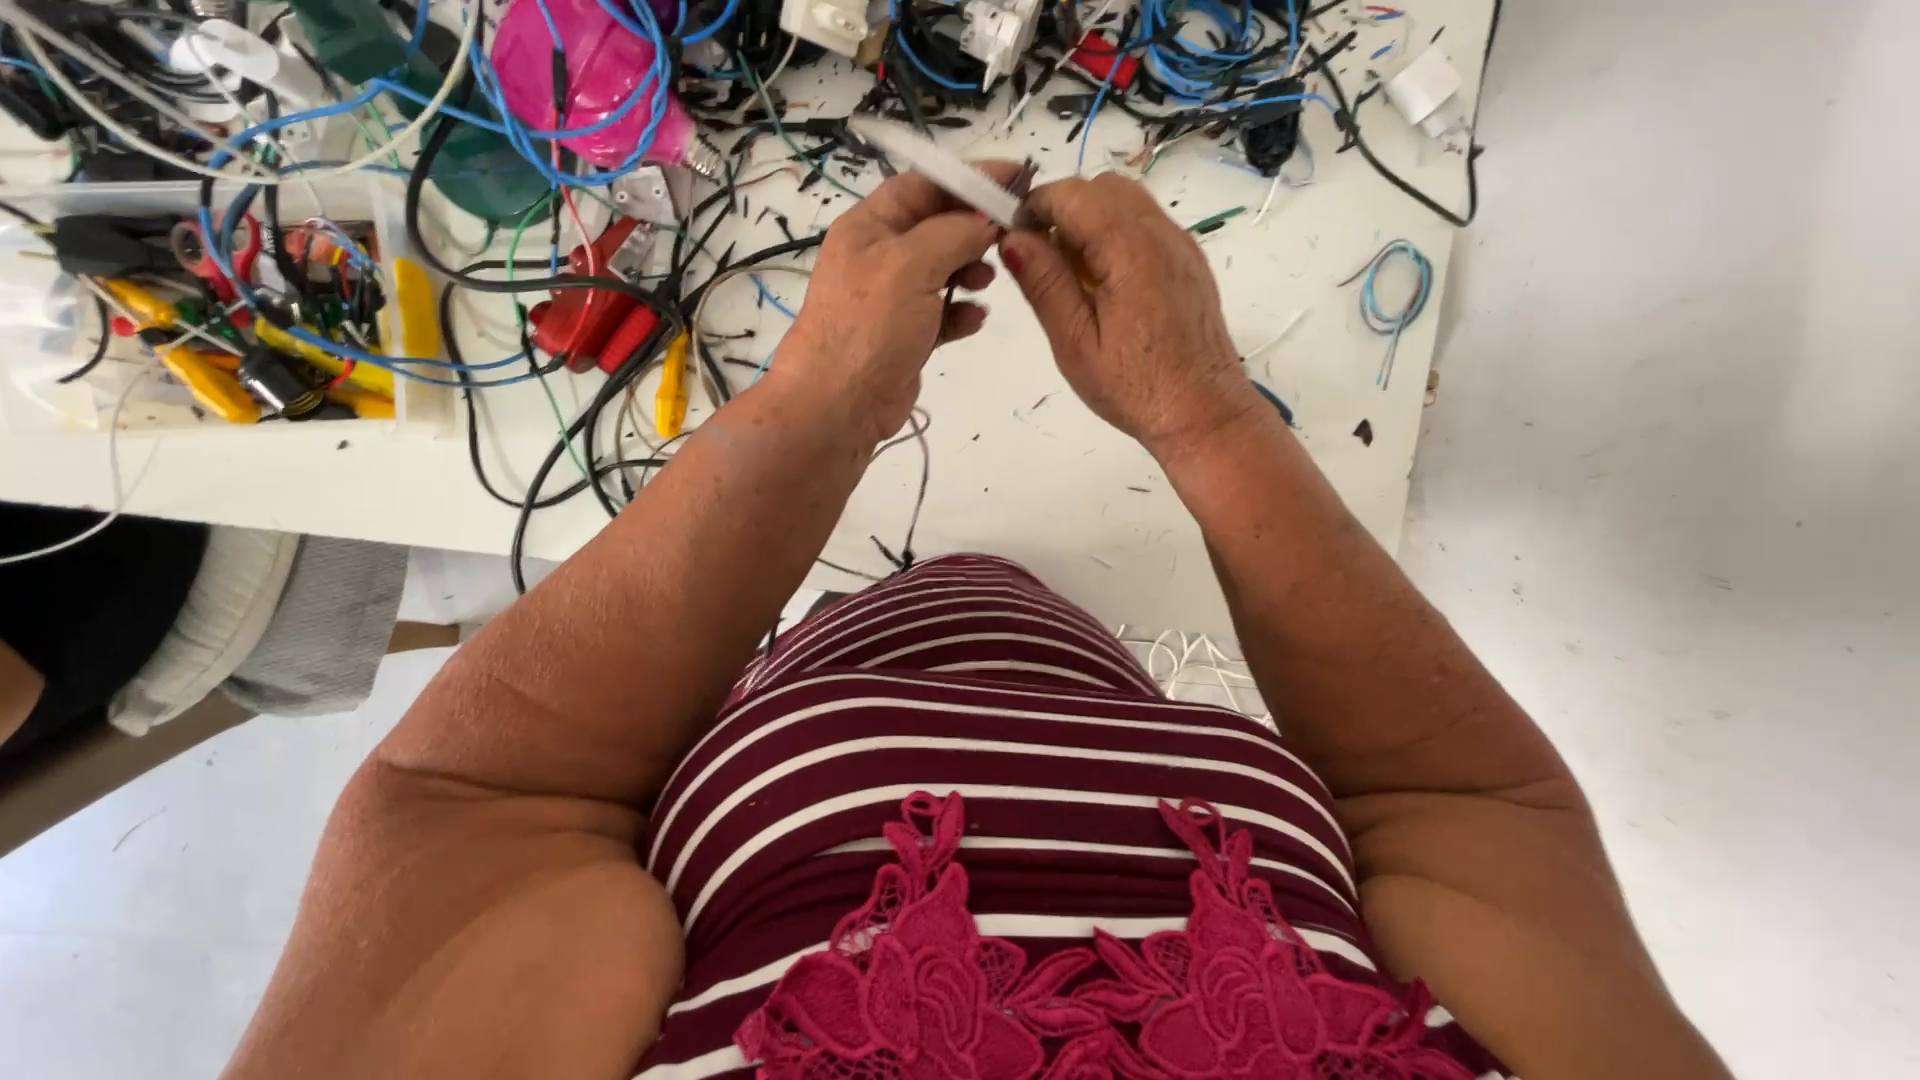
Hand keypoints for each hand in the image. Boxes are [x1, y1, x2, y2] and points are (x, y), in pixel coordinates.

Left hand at [773, 164, 1020, 442]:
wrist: (839, 405)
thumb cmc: (871, 325)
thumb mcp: (912, 264)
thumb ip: (955, 232)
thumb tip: (986, 220)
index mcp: (869, 226)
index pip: (923, 185)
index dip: (968, 178)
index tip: (1014, 178)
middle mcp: (878, 256)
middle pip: (936, 227)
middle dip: (972, 229)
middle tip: (1009, 237)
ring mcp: (891, 299)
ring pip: (942, 270)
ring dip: (970, 271)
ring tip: (986, 282)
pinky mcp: (905, 336)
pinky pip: (941, 313)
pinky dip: (961, 312)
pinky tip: (975, 318)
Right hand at [998, 173, 1263, 458]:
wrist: (1203, 412)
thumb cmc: (1135, 388)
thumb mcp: (1076, 344)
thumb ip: (1044, 284)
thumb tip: (1012, 238)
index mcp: (1131, 250)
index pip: (1073, 194)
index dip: (1036, 206)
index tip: (1015, 239)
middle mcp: (1161, 234)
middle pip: (1102, 188)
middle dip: (1064, 210)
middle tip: (1042, 261)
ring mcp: (1180, 245)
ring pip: (1126, 202)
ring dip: (1090, 221)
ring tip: (1072, 275)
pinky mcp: (1188, 262)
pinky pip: (1145, 225)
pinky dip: (1115, 236)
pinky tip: (1104, 285)